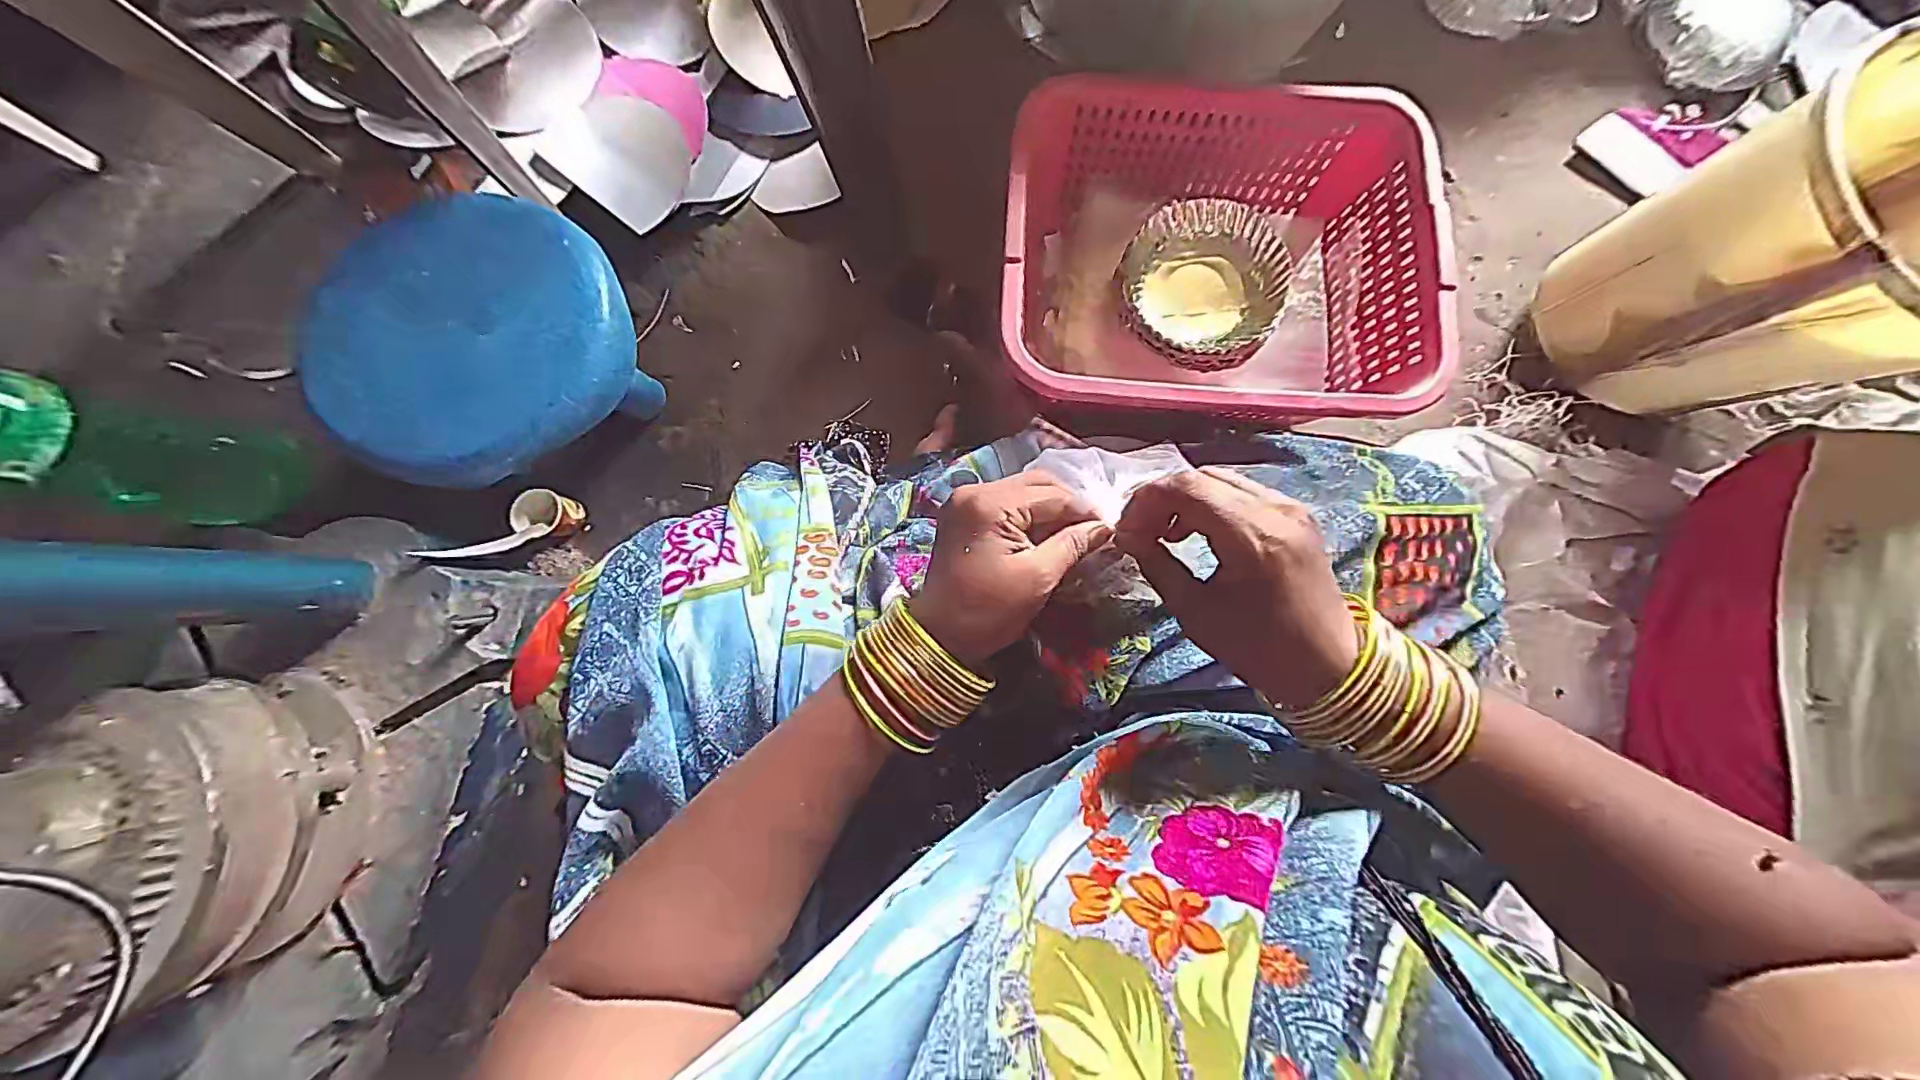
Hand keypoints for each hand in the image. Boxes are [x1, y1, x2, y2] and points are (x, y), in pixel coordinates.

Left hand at [910, 473, 1112, 667]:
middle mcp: (974, 490)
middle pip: (1037, 484)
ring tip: (1074, 533)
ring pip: (1024, 491)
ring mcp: (965, 500)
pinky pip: (1007, 502)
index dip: (1085, 512)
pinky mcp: (963, 513)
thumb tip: (1104, 527)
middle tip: (1093, 530)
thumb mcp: (1037, 578)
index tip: (1109, 530)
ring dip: (1051, 509)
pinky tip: (1047, 534)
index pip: (1052, 495)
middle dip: (1069, 505)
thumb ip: (1072, 545)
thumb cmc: (987, 612)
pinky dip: (1030, 515)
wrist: (938, 636)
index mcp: (990, 503)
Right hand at [1114, 467, 1358, 707]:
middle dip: (1160, 498)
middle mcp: (1275, 510)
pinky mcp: (1296, 515)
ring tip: (1163, 533)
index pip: (1185, 488)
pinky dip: (1208, 504)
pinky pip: (1240, 492)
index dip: (1145, 503)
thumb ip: (1159, 565)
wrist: (1327, 665)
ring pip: (1220, 479)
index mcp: (1251, 536)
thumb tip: (1129, 538)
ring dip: (1183, 500)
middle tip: (1139, 530)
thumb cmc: (1258, 647)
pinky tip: (1195, 532)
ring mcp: (1290, 508)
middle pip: (1200, 476)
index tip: (1126, 532)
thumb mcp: (1195, 611)